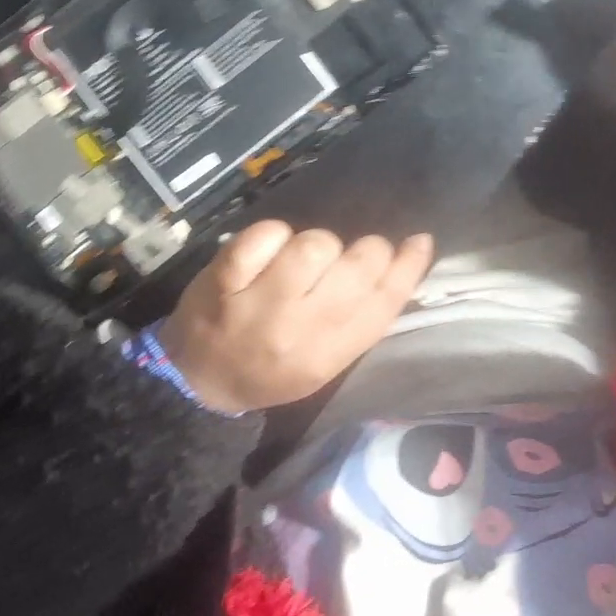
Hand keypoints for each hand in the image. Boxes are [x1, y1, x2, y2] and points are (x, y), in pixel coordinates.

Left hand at [158, 221, 434, 413]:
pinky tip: (267, 252)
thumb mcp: (322, 362)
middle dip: (366, 250)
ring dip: (317, 244)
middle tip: (350, 256)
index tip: (420, 242)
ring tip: (304, 260)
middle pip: (356, 267)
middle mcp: (297, 330)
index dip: (408, 268)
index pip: (383, 305)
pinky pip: (267, 234)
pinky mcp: (224, 278)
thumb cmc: (268, 369)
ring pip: (315, 245)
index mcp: (328, 356)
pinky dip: (273, 235)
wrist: (196, 381)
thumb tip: (401, 268)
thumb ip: (358, 322)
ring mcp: (257, 303)